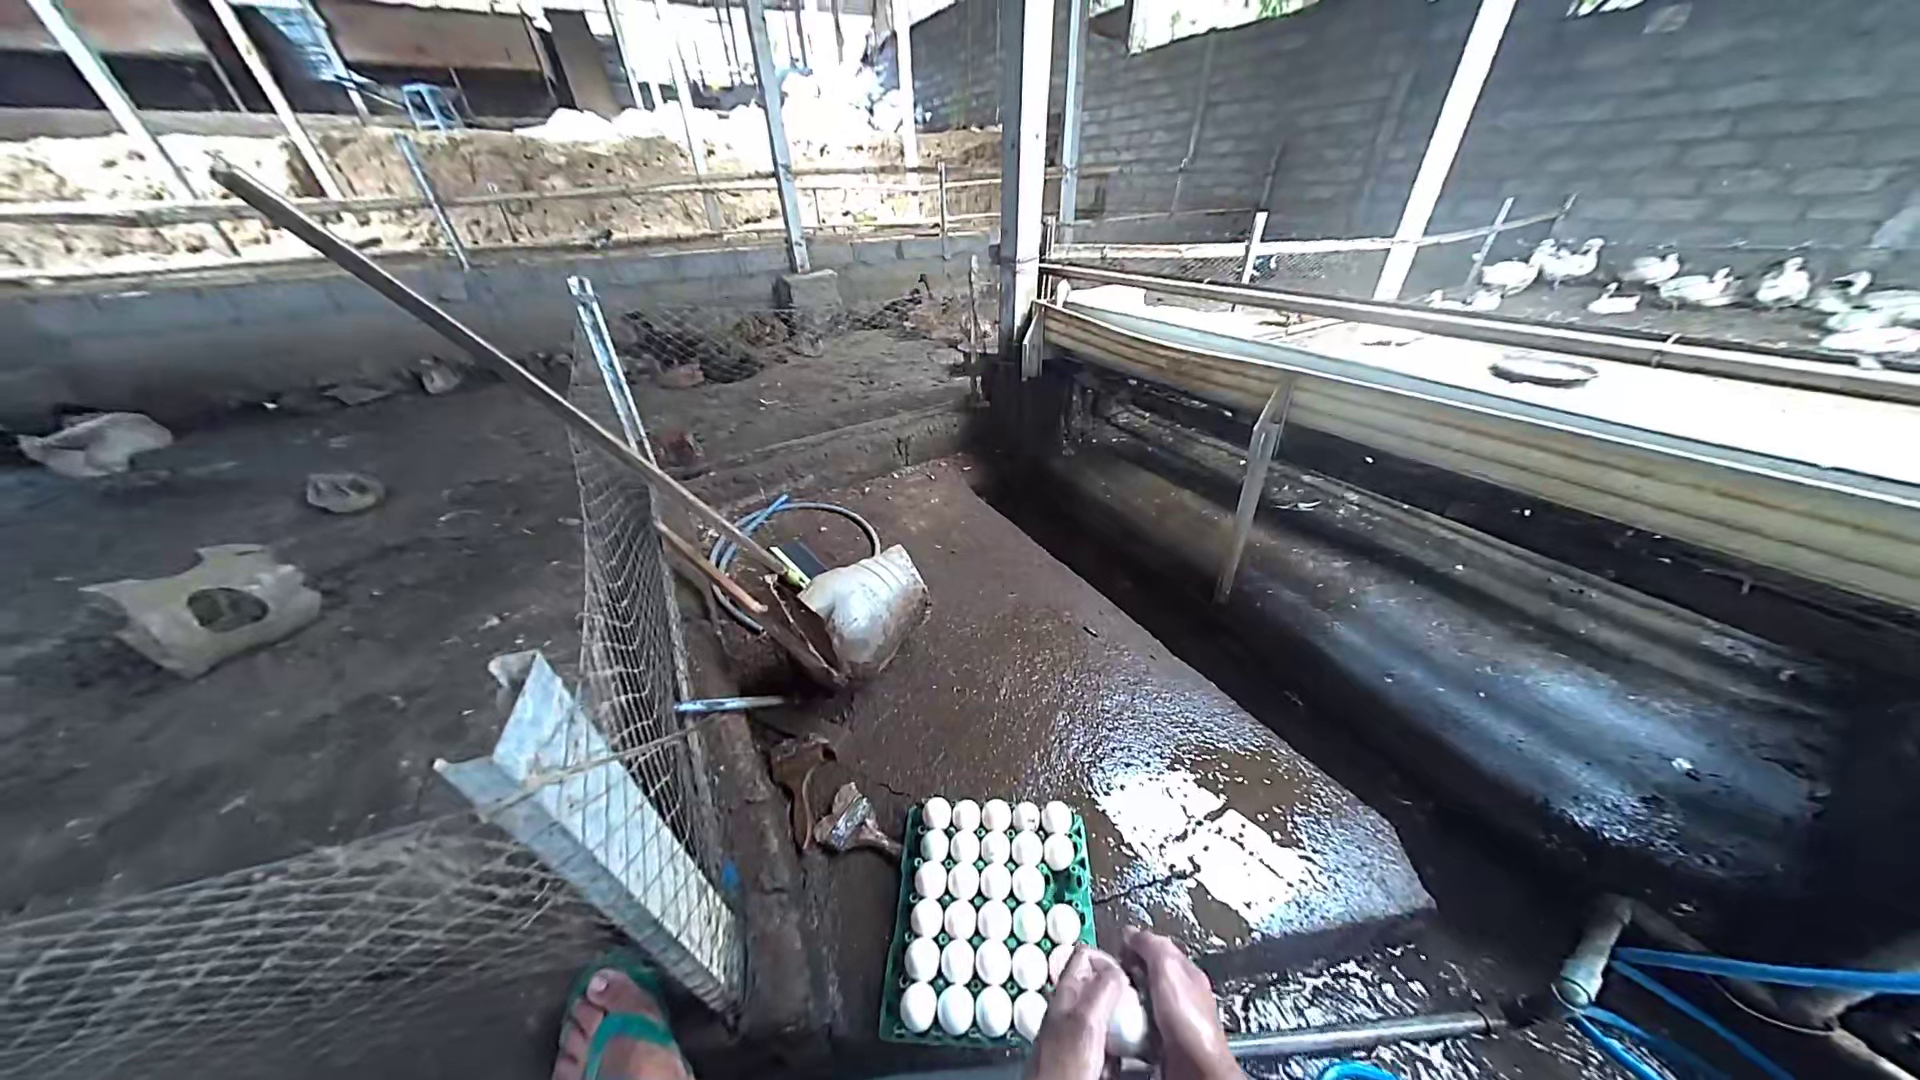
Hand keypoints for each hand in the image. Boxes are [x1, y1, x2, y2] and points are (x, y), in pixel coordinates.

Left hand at [1023, 945, 1128, 1079]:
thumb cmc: (1062, 1066)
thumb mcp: (1085, 1022)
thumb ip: (1101, 991)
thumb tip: (1119, 971)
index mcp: (1066, 992)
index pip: (1085, 956)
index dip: (1106, 961)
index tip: (1126, 979)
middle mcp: (1070, 1008)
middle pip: (1099, 986)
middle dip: (1119, 996)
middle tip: (1135, 1011)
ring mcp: (1077, 1033)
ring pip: (1106, 1016)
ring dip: (1121, 1024)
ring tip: (1132, 1036)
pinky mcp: (1085, 1057)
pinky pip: (1107, 1044)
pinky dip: (1118, 1048)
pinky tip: (1121, 1061)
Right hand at [1124, 928, 1240, 1079]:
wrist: (1195, 1069)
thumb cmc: (1187, 1017)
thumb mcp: (1167, 965)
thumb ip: (1150, 944)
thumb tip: (1130, 932)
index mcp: (1186, 971)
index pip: (1157, 947)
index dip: (1136, 944)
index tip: (1117, 948)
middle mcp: (1181, 994)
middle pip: (1147, 973)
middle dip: (1129, 972)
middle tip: (1114, 975)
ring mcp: (1172, 1019)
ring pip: (1141, 999)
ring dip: (1128, 998)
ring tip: (1115, 999)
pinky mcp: (1163, 1042)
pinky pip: (1140, 1023)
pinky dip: (1130, 1022)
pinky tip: (1122, 1022)